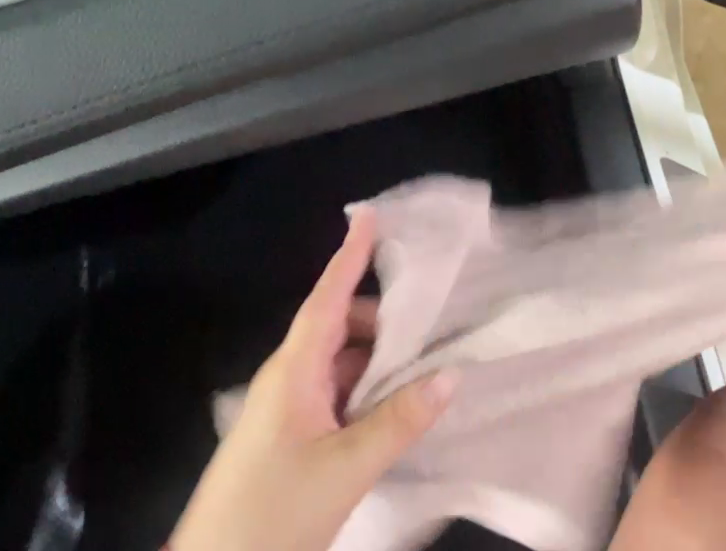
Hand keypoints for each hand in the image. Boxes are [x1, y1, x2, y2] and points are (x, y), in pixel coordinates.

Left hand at [170, 208, 457, 550]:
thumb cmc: (274, 512)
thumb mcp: (347, 468)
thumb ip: (399, 421)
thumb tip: (451, 374)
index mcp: (294, 370)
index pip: (327, 297)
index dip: (349, 256)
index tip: (369, 215)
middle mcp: (289, 378)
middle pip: (339, 328)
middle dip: (382, 322)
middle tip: (430, 331)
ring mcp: (287, 409)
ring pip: (340, 364)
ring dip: (377, 362)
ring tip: (422, 373)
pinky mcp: (290, 437)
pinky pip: (335, 395)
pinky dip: (366, 393)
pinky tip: (394, 411)